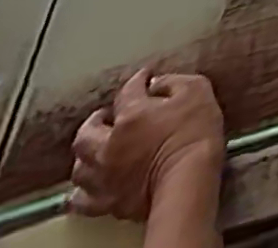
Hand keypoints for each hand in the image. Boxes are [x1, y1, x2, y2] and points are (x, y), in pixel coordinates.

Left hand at [68, 69, 225, 220]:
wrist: (187, 178)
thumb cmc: (195, 130)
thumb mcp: (197, 91)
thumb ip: (176, 82)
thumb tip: (157, 83)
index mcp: (131, 115)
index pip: (128, 91)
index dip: (138, 80)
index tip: (146, 75)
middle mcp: (107, 144)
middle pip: (88, 132)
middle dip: (95, 121)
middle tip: (106, 116)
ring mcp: (102, 176)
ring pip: (80, 166)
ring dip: (86, 155)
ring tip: (96, 149)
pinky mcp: (104, 202)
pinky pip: (80, 200)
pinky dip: (82, 191)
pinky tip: (88, 186)